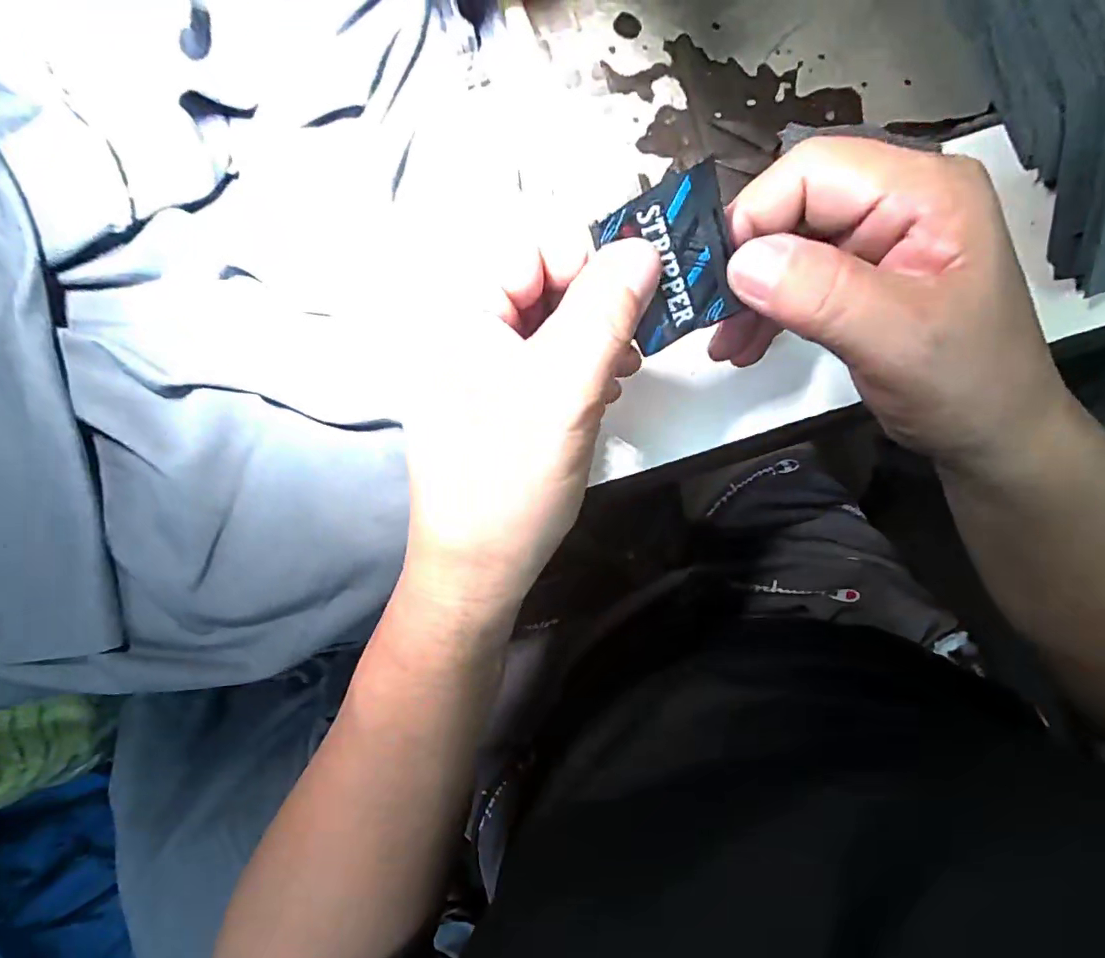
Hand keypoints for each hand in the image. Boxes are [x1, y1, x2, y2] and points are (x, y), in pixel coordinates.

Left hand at [400, 237, 660, 613]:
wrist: (479, 567)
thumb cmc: (509, 485)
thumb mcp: (565, 388)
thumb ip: (605, 311)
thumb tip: (642, 248)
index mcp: (462, 311)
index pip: (535, 242)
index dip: (588, 263)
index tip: (628, 304)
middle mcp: (467, 329)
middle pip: (547, 279)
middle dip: (599, 305)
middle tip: (629, 343)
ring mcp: (484, 366)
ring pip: (555, 321)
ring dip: (596, 338)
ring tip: (618, 372)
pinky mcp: (503, 397)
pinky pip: (550, 359)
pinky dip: (582, 367)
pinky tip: (600, 392)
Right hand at [708, 137, 1071, 477]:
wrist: (994, 436)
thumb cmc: (967, 387)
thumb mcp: (896, 339)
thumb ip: (822, 294)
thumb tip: (741, 262)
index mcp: (924, 193)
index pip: (816, 171)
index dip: (758, 215)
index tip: (719, 279)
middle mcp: (901, 203)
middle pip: (798, 206)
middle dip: (749, 261)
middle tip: (712, 316)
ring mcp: (882, 242)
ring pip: (792, 245)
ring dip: (753, 293)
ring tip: (725, 341)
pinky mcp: (865, 280)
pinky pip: (802, 280)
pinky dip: (770, 311)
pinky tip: (746, 345)